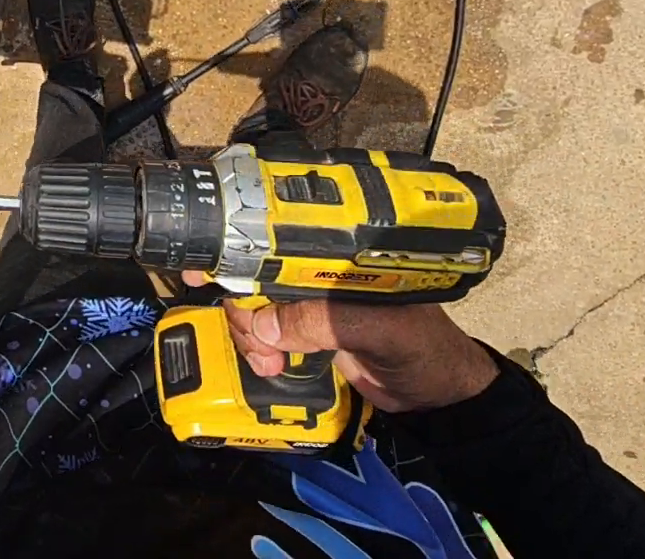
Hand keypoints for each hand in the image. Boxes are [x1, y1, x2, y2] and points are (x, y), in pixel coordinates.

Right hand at [182, 273, 498, 412]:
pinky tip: (267, 364)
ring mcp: (303, 302)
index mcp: (333, 257)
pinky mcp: (298, 331)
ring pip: (250, 305)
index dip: (236, 252)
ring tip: (269, 364)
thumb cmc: (422, 351)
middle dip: (241, 309)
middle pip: (250, 274)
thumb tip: (265, 326)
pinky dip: (253, 346)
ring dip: (247, 334)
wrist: (438, 400)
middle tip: (256, 346)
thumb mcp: (380, 331)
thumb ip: (324, 322)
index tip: (206, 271)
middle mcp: (312, 271)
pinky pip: (260, 330)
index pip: (275, 243)